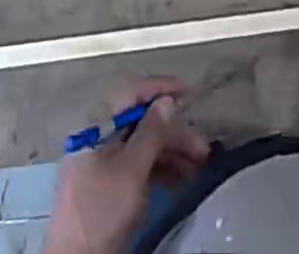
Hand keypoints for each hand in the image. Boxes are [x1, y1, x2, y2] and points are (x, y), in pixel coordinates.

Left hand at [42, 77, 209, 253]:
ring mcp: (104, 163)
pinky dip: (162, 168)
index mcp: (96, 128)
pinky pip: (140, 166)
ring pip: (143, 146)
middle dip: (173, 131)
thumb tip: (167, 101)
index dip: (158, 88)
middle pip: (140, 123)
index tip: (186, 91)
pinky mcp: (111, 186)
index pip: (128, 94)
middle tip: (203, 147)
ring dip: (172, 151)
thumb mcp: (131, 171)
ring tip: (200, 166)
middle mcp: (98, 139)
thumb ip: (150, 133)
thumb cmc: (102, 210)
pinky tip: (184, 178)